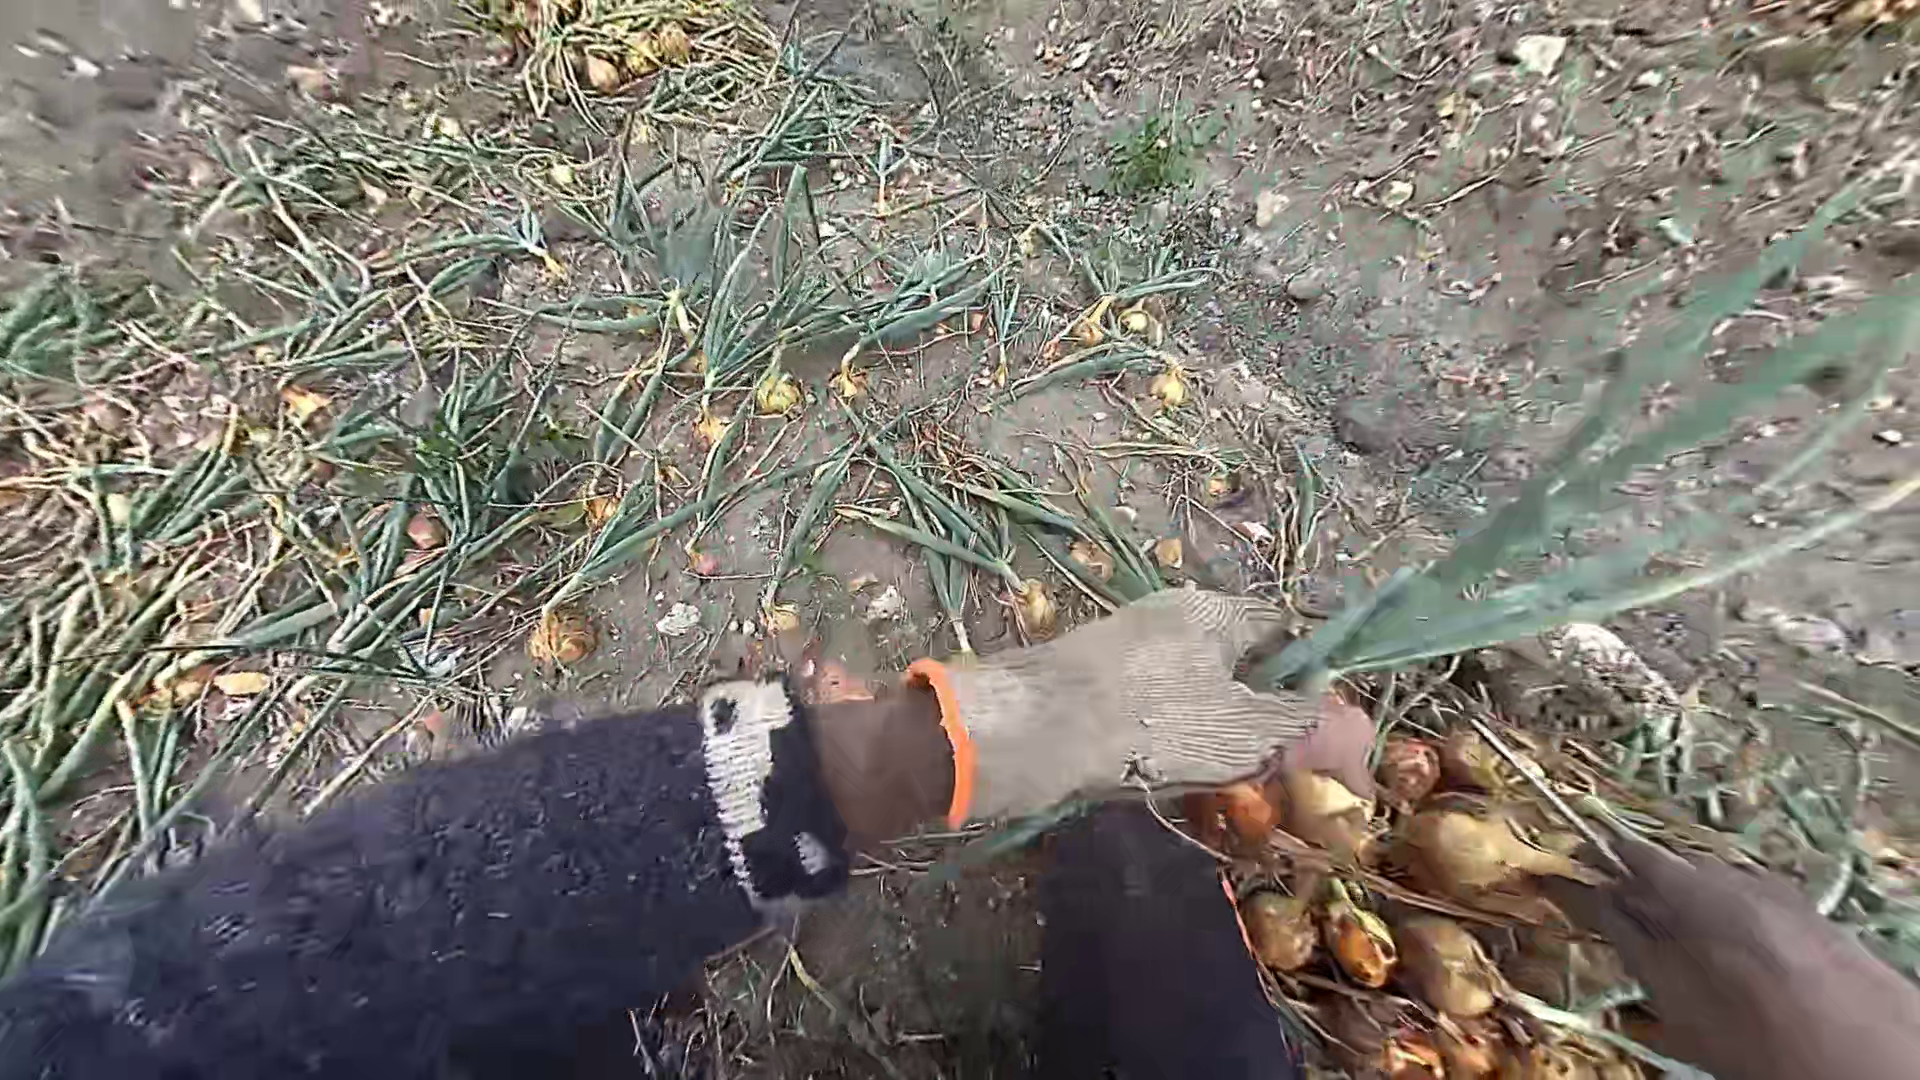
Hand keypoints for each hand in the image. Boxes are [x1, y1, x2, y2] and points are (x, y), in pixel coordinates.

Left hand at [943, 589, 1339, 817]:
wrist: (1036, 728)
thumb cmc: (1151, 719)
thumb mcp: (1244, 727)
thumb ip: (1300, 721)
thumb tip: (1343, 714)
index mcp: (1210, 611)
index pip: (1283, 627)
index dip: (1312, 672)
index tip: (1322, 725)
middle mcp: (1167, 617)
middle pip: (1236, 660)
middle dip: (1261, 712)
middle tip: (1274, 765)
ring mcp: (1127, 646)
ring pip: (1194, 689)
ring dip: (1216, 731)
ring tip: (1226, 778)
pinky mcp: (1095, 679)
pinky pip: (1153, 705)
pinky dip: (1171, 736)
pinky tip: (1171, 771)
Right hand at [1549, 838, 1919, 1079]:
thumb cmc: (1757, 1041)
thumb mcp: (1671, 993)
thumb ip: (1625, 933)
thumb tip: (1590, 893)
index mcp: (1702, 891)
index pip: (1632, 851)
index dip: (1600, 856)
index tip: (1579, 869)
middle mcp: (1751, 885)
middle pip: (1680, 864)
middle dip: (1650, 882)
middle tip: (1631, 911)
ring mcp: (1801, 907)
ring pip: (1726, 884)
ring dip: (1695, 898)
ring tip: (1685, 936)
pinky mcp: (1839, 934)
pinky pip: (1768, 906)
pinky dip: (1739, 916)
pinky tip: (1739, 954)